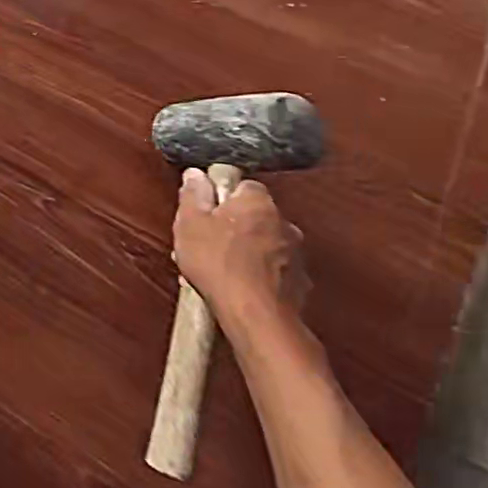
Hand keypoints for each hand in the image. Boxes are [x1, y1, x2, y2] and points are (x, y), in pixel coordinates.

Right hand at [173, 169, 308, 327]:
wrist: (254, 313)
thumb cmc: (218, 262)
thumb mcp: (189, 222)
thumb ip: (193, 194)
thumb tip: (196, 175)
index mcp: (257, 203)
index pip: (242, 185)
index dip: (220, 196)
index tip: (203, 208)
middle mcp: (284, 223)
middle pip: (253, 215)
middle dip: (231, 225)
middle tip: (204, 239)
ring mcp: (295, 254)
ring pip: (263, 243)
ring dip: (243, 250)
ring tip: (215, 268)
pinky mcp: (299, 281)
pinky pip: (272, 268)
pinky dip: (256, 273)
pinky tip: (234, 284)